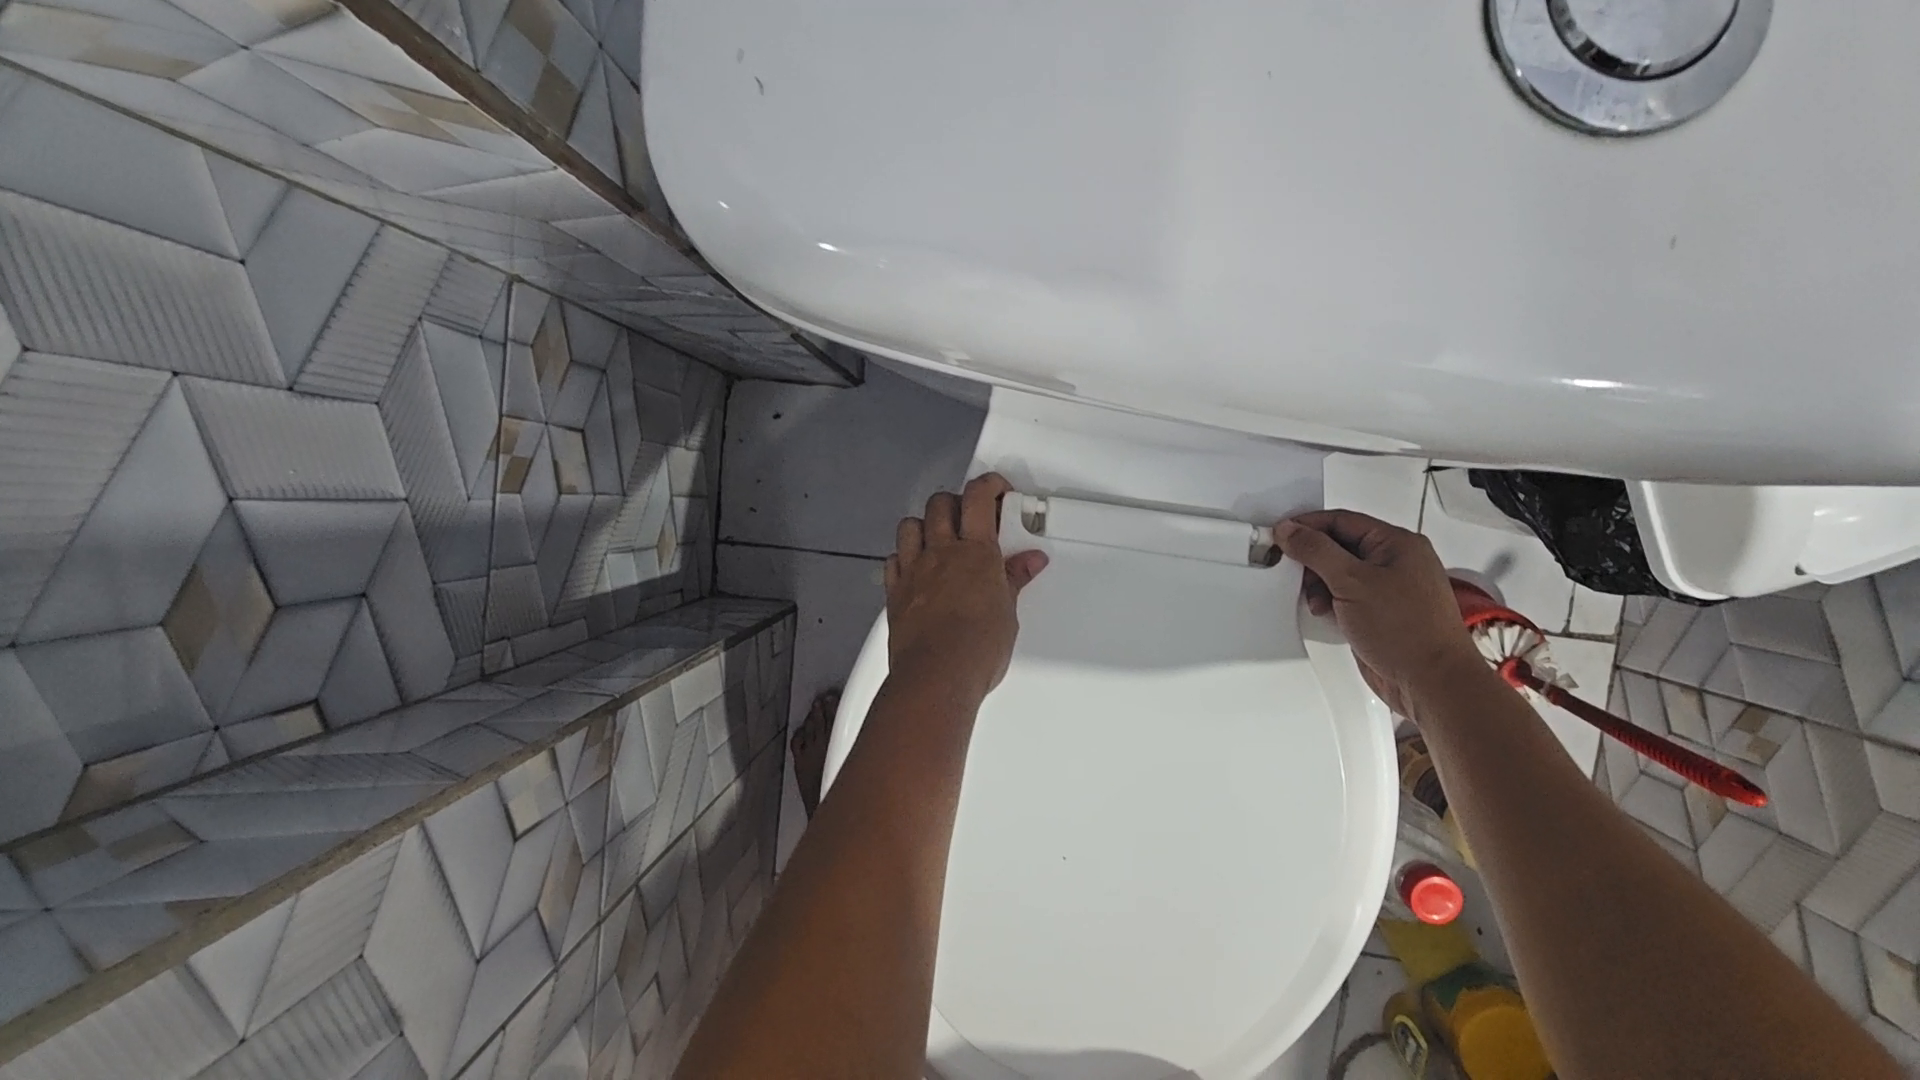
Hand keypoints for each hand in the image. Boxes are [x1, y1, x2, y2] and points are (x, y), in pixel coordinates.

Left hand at [885, 473, 1048, 697]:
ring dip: (925, 524)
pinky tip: (915, 568)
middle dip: (956, 502)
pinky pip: (893, 559)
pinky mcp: (894, 592)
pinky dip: (904, 556)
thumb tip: (1031, 561)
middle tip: (970, 518)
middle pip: (940, 504)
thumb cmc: (979, 648)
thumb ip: (1014, 580)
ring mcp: (913, 570)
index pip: (979, 498)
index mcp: (975, 552)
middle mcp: (941, 552)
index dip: (988, 485)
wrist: (936, 677)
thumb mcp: (1008, 613)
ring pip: (910, 524)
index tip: (998, 489)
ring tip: (939, 538)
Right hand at [1274, 510, 1485, 718]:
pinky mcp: (1380, 614)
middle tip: (1291, 572)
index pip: (1342, 521)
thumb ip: (1316, 551)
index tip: (1279, 534)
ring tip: (1315, 601)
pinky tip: (1324, 613)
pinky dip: (1330, 601)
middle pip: (1339, 546)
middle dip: (1313, 560)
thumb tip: (1289, 529)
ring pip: (1340, 573)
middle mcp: (1395, 562)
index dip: (1308, 525)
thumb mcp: (1352, 581)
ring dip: (1319, 584)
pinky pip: (1346, 597)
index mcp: (1397, 543)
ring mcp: (1389, 589)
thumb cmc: (1404, 629)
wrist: (1431, 682)